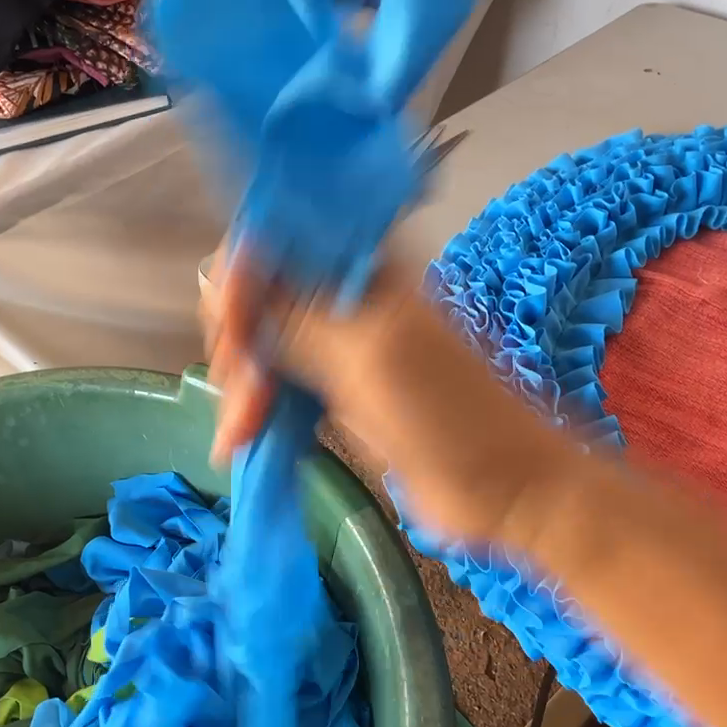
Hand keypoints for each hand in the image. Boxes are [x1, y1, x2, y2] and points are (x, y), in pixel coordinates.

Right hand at [203, 240, 586, 550]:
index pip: (277, 238)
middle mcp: (346, 297)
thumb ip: (298, 313)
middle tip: (242, 390)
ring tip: (241, 434)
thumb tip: (224, 276)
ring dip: (242, 386)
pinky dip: (254, 411)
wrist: (502, 488)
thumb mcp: (370, 354)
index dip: (242, 275)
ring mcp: (339, 347)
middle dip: (237, 340)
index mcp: (365, 268)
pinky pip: (277, 388)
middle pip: (259, 294)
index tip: (236, 328)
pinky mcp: (335, 394)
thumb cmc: (449, 417)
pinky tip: (240, 442)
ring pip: (262, 345)